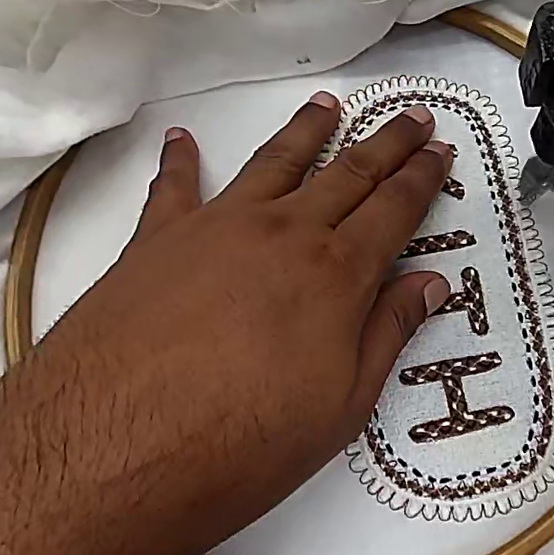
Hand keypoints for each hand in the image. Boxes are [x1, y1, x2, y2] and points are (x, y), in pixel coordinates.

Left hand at [15, 92, 453, 554]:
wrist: (113, 449)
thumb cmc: (244, 442)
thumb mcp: (341, 405)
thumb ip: (387, 333)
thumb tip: (430, 281)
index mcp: (335, 273)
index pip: (394, 210)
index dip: (422, 177)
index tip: (440, 149)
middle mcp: (283, 233)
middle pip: (347, 173)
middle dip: (386, 142)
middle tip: (412, 115)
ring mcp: (217, 227)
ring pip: (275, 162)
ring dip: (307, 131)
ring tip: (328, 106)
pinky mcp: (156, 238)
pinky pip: (174, 186)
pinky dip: (179, 160)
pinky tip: (182, 139)